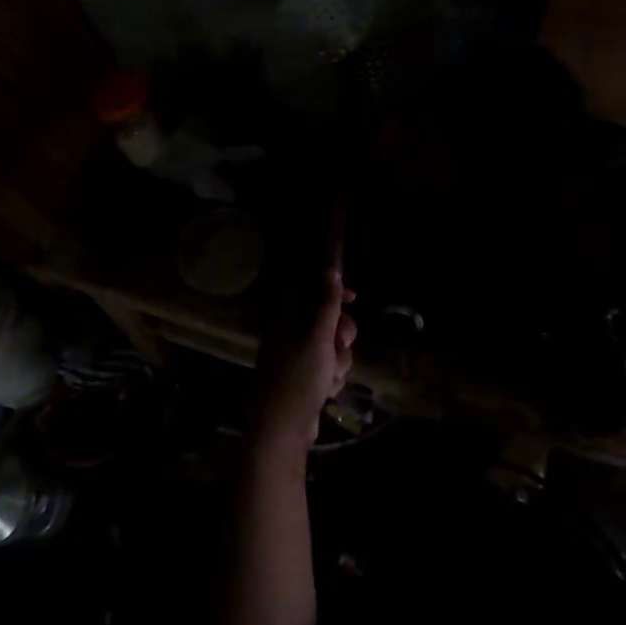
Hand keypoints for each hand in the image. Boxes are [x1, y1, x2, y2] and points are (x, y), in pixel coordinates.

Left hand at [251, 206, 356, 457]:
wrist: (282, 426)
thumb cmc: (296, 378)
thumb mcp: (316, 338)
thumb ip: (326, 303)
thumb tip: (332, 268)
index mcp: (288, 303)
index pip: (316, 263)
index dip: (330, 233)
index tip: (337, 198)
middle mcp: (292, 316)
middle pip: (334, 304)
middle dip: (343, 328)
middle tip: (337, 344)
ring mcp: (300, 341)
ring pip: (339, 334)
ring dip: (340, 355)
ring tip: (327, 372)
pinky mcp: (309, 364)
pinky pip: (336, 357)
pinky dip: (336, 371)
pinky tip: (326, 386)